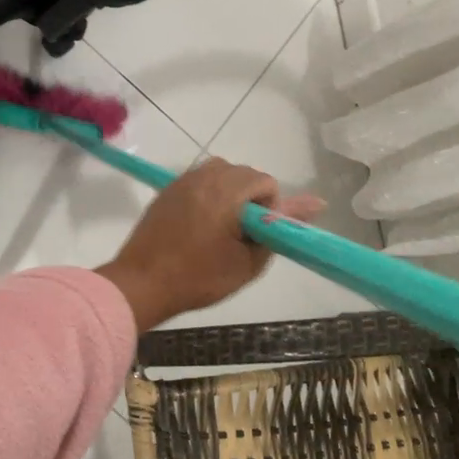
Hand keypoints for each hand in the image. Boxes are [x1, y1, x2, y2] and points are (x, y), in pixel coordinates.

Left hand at [94, 157, 324, 331]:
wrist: (141, 284)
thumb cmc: (198, 278)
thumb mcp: (248, 261)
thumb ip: (280, 229)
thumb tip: (317, 203)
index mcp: (225, 190)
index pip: (265, 182)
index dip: (268, 210)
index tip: (255, 237)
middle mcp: (202, 176)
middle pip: (242, 174)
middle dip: (249, 200)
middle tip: (239, 237)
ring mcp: (180, 182)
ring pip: (219, 175)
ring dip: (228, 196)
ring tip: (220, 231)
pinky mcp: (165, 192)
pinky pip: (197, 183)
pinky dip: (207, 198)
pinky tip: (198, 228)